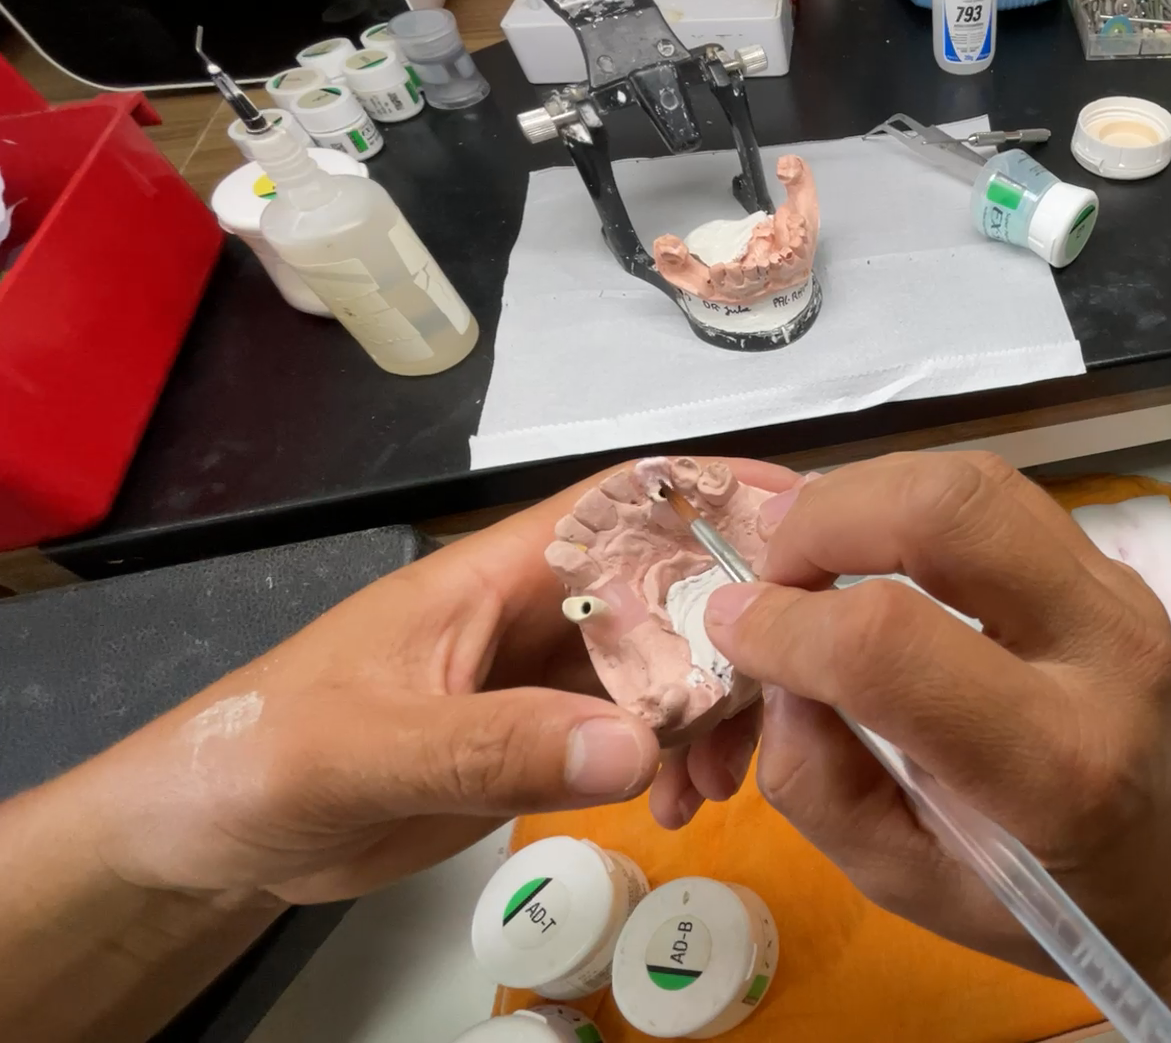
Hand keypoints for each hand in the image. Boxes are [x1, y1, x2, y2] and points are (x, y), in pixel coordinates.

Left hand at [68, 459, 797, 903]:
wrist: (208, 843)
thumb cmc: (257, 761)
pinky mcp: (564, 731)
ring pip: (678, 666)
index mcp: (510, 572)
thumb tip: (635, 749)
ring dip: (717, 714)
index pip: (627, 505)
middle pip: (678, 592)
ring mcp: (564, 673)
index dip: (713, 493)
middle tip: (782, 695)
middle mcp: (554, 610)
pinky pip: (652, 732)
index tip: (797, 516)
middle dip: (738, 635)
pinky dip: (681, 763)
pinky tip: (680, 806)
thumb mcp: (364, 751)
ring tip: (718, 782)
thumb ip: (494, 744)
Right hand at [695, 452, 1170, 980]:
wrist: (1167, 863)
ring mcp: (1118, 590)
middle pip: (951, 512)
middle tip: (773, 568)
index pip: (896, 645)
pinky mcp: (1111, 565)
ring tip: (808, 544)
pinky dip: (910, 496)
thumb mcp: (906, 882)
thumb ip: (819, 782)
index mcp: (1056, 763)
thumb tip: (775, 661)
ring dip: (866, 493)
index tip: (735, 628)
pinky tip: (874, 537)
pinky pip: (995, 493)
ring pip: (975, 482)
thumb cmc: (1038, 900)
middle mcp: (1104, 649)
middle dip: (828, 520)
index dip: (791, 625)